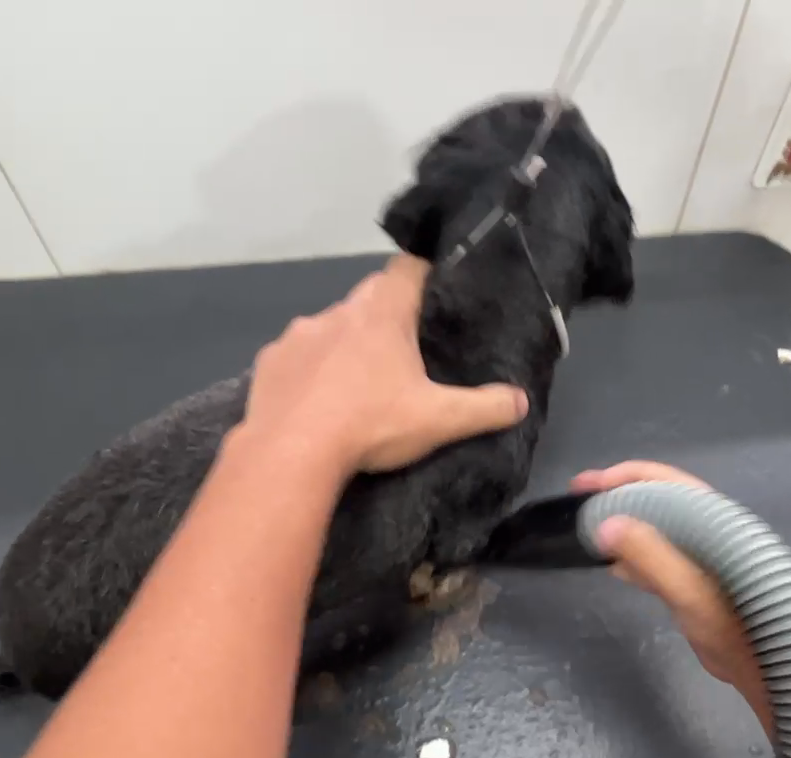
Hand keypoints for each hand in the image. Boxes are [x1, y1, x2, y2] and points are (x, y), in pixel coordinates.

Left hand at [242, 255, 528, 474]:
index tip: (438, 293)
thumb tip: (521, 401)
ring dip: (346, 346)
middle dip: (388, 319)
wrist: (291, 454)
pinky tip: (318, 400)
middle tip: (406, 353)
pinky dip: (311, 371)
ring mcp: (297, 336)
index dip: (426, 275)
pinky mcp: (270, 363)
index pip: (408, 269)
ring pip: (330, 328)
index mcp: (381, 314)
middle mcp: (336, 312)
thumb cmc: (371, 425)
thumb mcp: (439, 421)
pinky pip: (297, 357)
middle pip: (369, 299)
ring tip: (359, 384)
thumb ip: (484, 408)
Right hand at [570, 461, 771, 725]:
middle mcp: (704, 531)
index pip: (663, 482)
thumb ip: (649, 554)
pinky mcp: (691, 582)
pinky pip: (655, 558)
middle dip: (617, 496)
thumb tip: (605, 524)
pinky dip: (632, 556)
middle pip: (656, 501)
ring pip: (653, 529)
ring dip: (621, 524)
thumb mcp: (687, 588)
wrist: (762, 668)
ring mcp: (697, 558)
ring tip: (587, 526)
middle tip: (579, 500)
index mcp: (710, 520)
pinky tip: (610, 564)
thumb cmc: (730, 625)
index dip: (624, 477)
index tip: (587, 484)